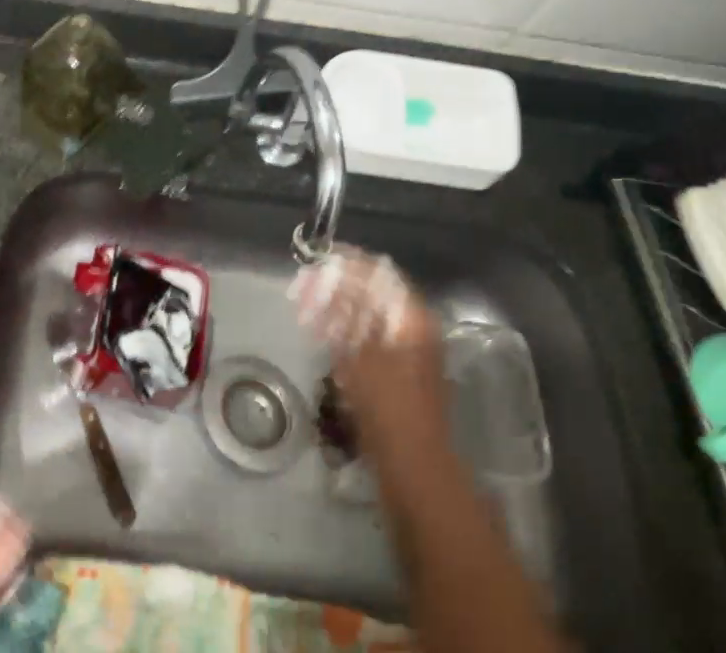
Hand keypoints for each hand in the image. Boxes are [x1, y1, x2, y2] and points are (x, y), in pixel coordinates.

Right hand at [287, 246, 448, 451]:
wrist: (414, 464)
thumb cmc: (387, 408)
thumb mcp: (358, 356)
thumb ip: (342, 316)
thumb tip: (325, 282)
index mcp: (413, 319)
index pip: (379, 274)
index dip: (347, 264)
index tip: (317, 260)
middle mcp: (418, 329)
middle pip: (377, 294)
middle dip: (340, 286)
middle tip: (307, 286)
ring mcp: (414, 352)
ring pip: (373, 316)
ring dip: (342, 309)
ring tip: (309, 309)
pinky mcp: (404, 373)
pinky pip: (373, 338)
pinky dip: (349, 332)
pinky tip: (326, 338)